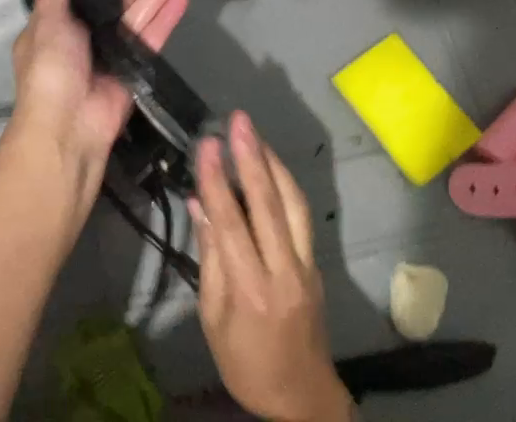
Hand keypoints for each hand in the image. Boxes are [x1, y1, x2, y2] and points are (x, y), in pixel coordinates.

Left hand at [8, 0, 188, 182]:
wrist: (68, 125)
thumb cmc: (50, 68)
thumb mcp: (46, 23)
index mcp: (56, 31)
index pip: (79, 1)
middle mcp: (83, 42)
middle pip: (112, 8)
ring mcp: (110, 57)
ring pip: (135, 20)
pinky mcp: (133, 71)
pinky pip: (150, 41)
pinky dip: (165, 20)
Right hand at [192, 111, 352, 421]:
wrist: (302, 396)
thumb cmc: (246, 363)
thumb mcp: (213, 319)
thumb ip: (209, 258)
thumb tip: (199, 204)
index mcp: (250, 289)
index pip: (231, 223)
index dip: (217, 180)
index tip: (208, 143)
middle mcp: (283, 270)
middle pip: (268, 204)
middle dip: (252, 157)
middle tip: (239, 120)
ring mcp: (305, 266)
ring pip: (293, 204)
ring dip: (274, 163)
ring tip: (255, 133)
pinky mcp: (316, 265)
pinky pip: (301, 216)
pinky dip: (285, 185)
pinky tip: (271, 166)